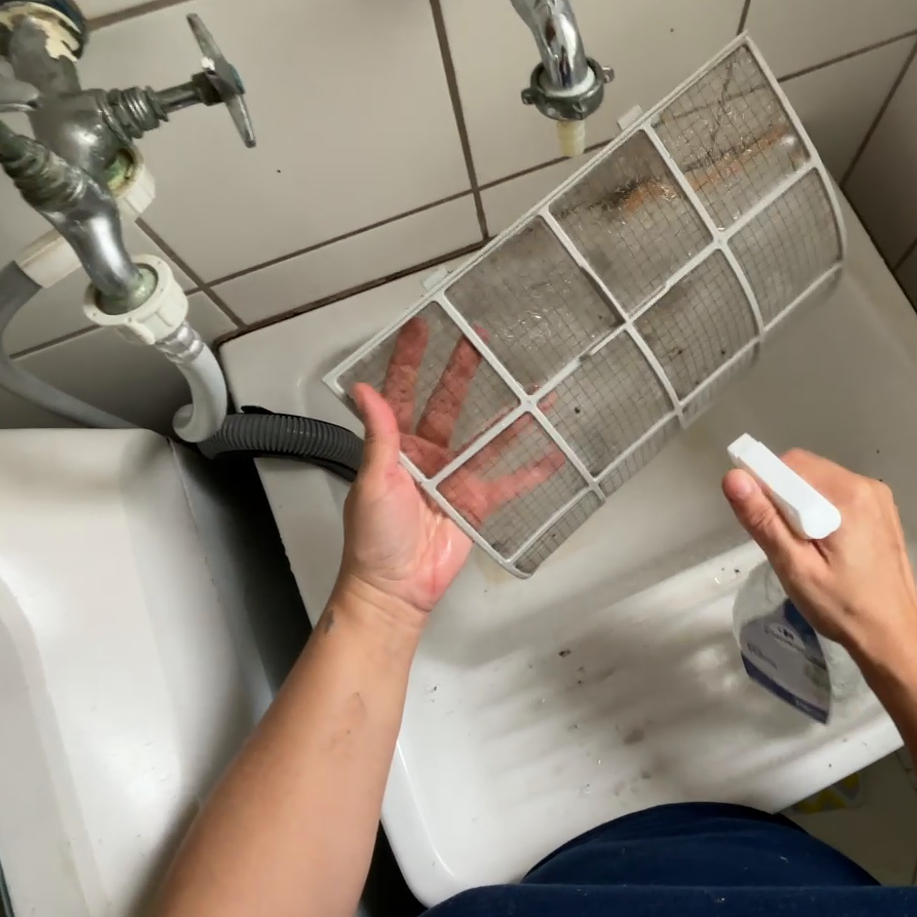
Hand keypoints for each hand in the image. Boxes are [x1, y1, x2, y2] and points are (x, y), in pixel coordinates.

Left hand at [338, 321, 563, 619]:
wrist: (396, 587)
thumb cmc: (373, 540)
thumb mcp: (373, 482)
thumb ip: (378, 436)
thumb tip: (364, 392)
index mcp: (396, 447)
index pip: (402, 392)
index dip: (410, 360)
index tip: (420, 329)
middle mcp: (427, 455)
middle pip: (449, 403)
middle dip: (463, 370)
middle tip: (479, 339)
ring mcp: (455, 477)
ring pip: (488, 437)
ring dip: (511, 414)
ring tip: (534, 388)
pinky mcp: (477, 502)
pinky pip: (510, 482)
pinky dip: (532, 470)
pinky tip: (552, 453)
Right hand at [722, 449, 916, 663]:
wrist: (893, 636)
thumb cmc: (841, 607)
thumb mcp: (795, 568)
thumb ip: (764, 521)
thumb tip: (733, 478)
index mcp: (847, 495)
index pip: (790, 465)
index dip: (765, 484)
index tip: (759, 519)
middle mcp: (866, 485)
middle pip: (806, 469)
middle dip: (783, 495)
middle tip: (781, 540)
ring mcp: (878, 497)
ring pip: (820, 481)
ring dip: (801, 503)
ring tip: (803, 547)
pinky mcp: (882, 510)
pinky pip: (838, 494)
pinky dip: (821, 509)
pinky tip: (824, 545)